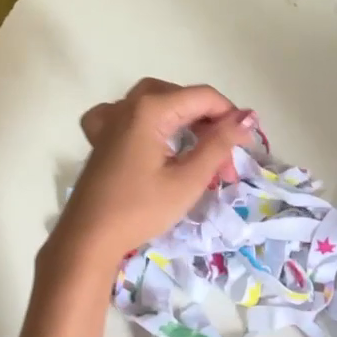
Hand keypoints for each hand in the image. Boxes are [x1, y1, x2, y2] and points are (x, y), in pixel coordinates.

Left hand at [48, 78, 255, 270]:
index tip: (245, 147)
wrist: (88, 239)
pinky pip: (125, 114)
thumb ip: (219, 144)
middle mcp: (128, 105)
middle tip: (222, 160)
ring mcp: (109, 119)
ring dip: (181, 119)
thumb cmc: (140, 210)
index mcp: (151, 109)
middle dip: (208, 123)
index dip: (230, 117)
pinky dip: (143, 119)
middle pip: (181, 97)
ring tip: (196, 148)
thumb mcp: (188, 179)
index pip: (204, 97)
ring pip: (155, 101)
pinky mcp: (100, 138)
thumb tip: (248, 116)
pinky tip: (149, 136)